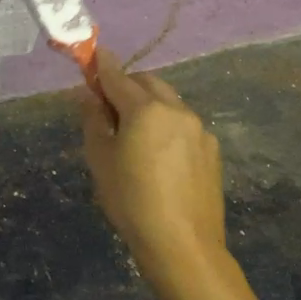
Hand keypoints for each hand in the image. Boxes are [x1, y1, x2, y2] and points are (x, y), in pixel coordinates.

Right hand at [80, 47, 227, 288]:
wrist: (183, 246)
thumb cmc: (131, 200)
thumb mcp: (100, 158)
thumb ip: (93, 119)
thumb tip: (88, 95)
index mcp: (146, 109)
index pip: (118, 76)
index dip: (102, 64)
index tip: (93, 54)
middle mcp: (177, 111)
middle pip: (148, 82)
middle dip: (128, 84)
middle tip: (108, 104)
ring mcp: (199, 130)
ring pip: (169, 102)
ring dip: (149, 104)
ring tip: (134, 133)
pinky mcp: (212, 151)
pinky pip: (184, 125)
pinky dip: (167, 125)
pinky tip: (158, 155)